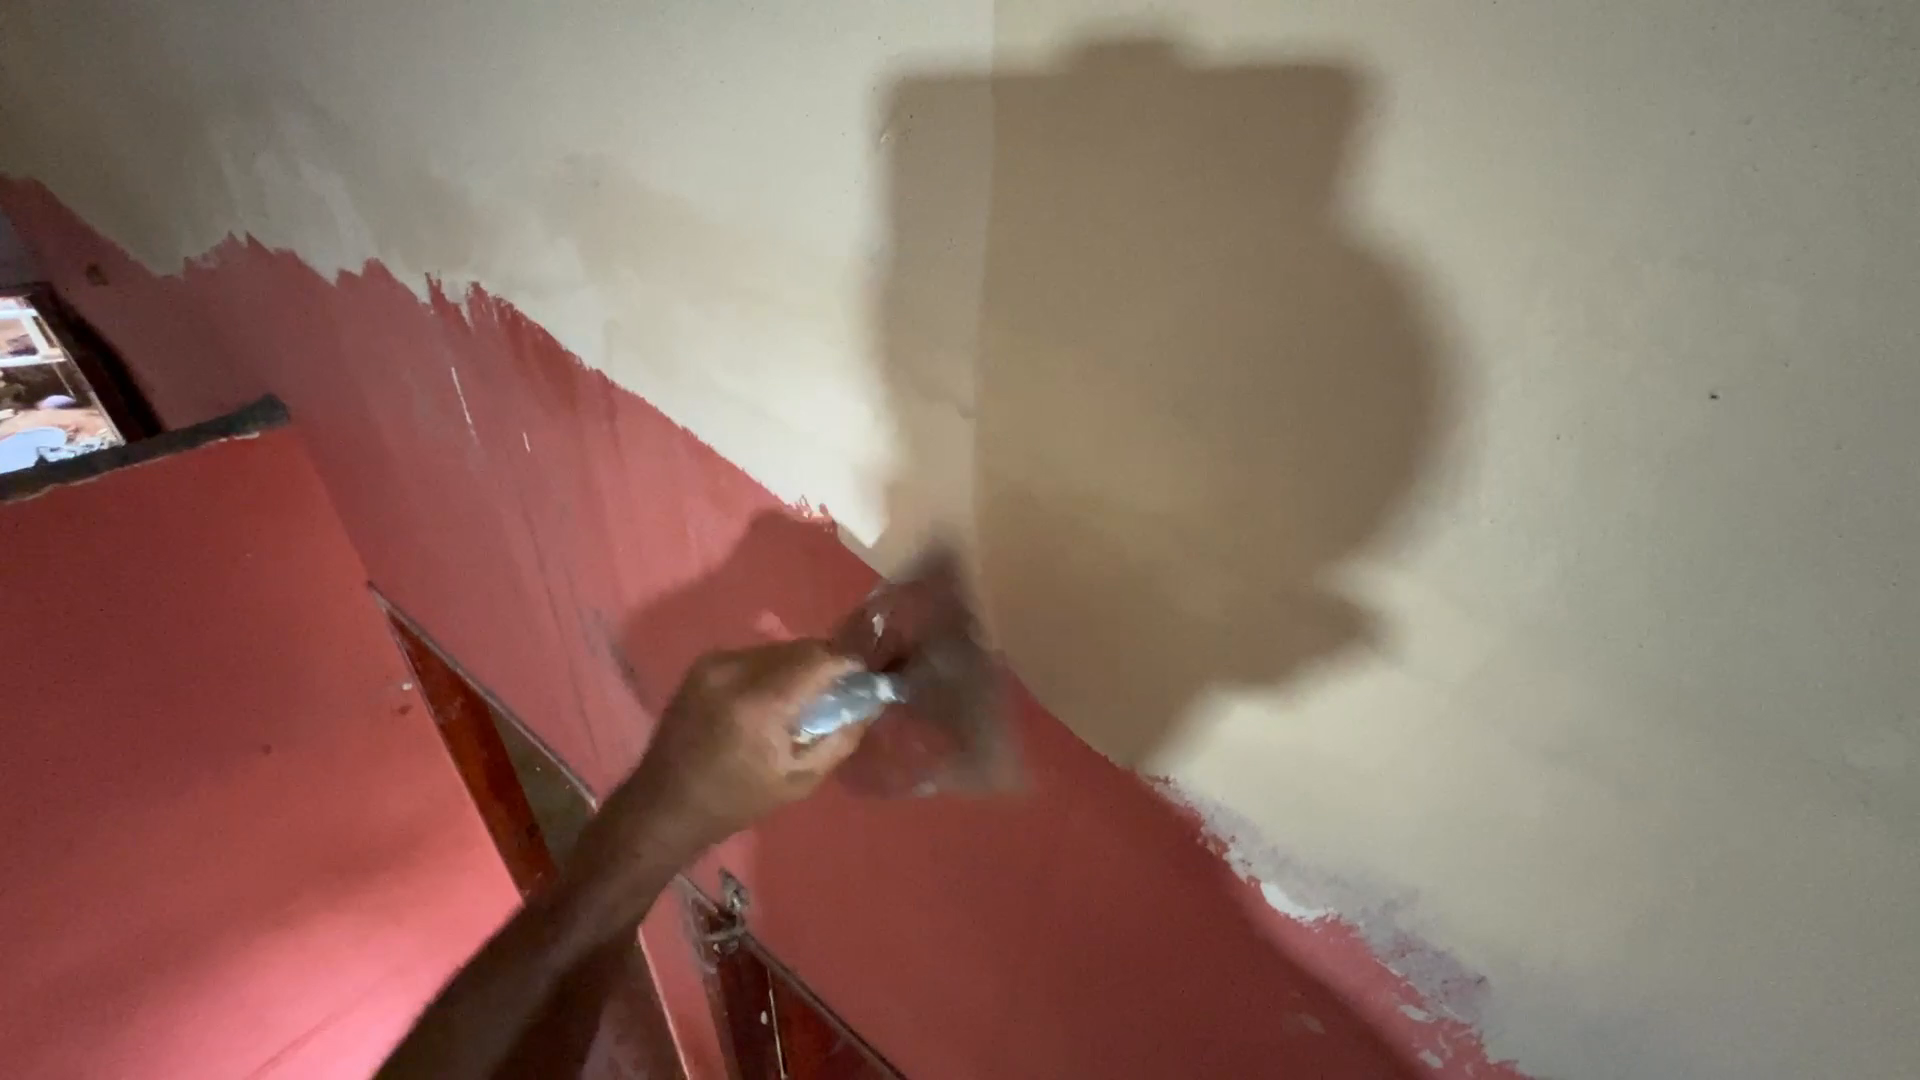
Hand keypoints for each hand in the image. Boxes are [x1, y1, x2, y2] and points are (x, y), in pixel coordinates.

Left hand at [583, 640, 865, 876]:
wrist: (664, 804)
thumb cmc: (737, 800)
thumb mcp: (800, 779)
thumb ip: (841, 736)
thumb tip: (870, 703)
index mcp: (761, 704)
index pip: (821, 658)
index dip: (850, 662)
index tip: (867, 675)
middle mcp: (736, 671)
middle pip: (802, 648)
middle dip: (828, 664)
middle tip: (841, 690)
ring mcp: (716, 662)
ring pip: (780, 649)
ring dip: (801, 665)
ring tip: (805, 697)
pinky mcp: (705, 663)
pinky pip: (756, 655)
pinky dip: (774, 669)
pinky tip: (773, 697)